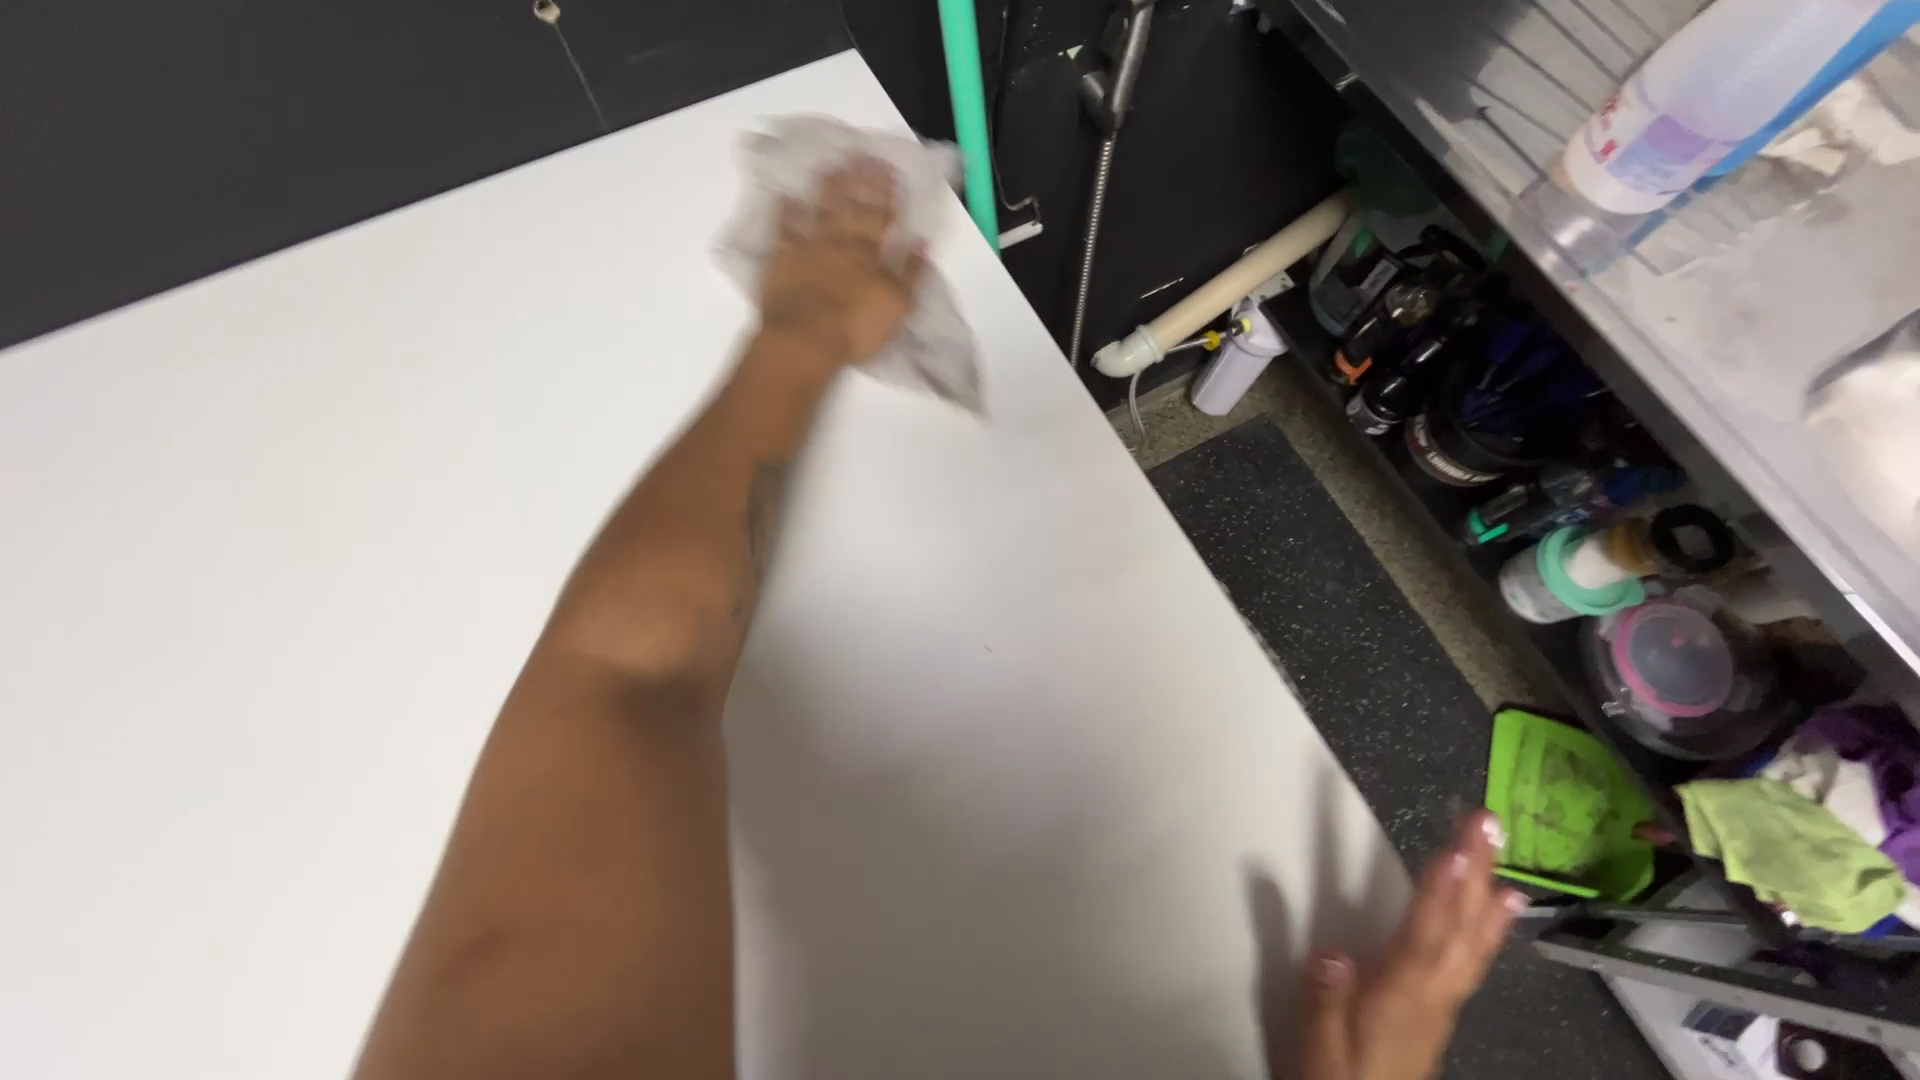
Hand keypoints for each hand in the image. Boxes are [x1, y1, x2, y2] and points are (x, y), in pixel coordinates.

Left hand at [755, 156, 927, 369]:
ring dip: (827, 188)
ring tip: (833, 165)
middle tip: (865, 155)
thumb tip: (921, 243)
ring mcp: (809, 248)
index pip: (882, 218)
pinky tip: (785, 195)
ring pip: (820, 210)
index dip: (888, 195)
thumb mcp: (897, 306)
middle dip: (861, 181)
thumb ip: (911, 273)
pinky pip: (783, 231)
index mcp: (870, 254)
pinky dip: (784, 213)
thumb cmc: (856, 327)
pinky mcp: (782, 260)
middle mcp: (840, 243)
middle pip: (852, 207)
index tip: (891, 170)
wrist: (805, 339)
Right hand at [1302, 811, 1523, 1079]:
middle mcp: (1430, 997)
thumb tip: (1332, 955)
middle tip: (1486, 823)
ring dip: (1485, 892)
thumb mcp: (1318, 1049)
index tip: (1453, 851)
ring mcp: (1440, 1003)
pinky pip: (1471, 959)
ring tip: (1501, 854)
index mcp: (1398, 1001)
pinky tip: (1495, 912)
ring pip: (1470, 942)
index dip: (1438, 894)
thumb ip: (1325, 1002)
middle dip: (1473, 872)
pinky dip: (1487, 928)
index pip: (1424, 939)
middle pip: (1457, 929)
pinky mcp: (1438, 1007)